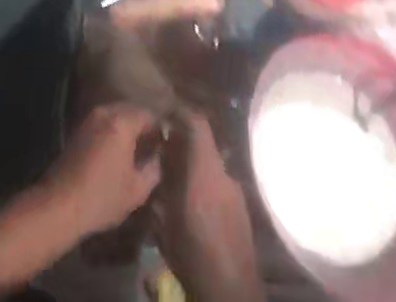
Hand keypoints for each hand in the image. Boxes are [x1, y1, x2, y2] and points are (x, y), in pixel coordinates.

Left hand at [39, 105, 162, 237]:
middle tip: (159, 144)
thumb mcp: (138, 189)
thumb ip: (153, 168)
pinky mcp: (79, 129)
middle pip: (130, 110)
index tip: (172, 142)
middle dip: (145, 124)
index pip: (148, 114)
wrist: (62, 201)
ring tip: (143, 147)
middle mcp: (103, 114)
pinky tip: (123, 148)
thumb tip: (160, 156)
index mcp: (120, 123)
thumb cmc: (104, 196)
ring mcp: (88, 119)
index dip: (162, 128)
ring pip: (116, 114)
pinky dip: (116, 129)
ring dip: (130, 125)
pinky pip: (104, 121)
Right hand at [159, 114, 263, 301]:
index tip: (158, 110)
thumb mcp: (166, 214)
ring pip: (208, 166)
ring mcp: (236, 196)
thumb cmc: (193, 250)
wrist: (231, 292)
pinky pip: (216, 185)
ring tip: (167, 176)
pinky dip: (200, 182)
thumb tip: (158, 152)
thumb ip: (163, 178)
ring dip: (189, 164)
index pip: (197, 123)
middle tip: (155, 148)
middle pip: (202, 145)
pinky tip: (185, 201)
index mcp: (207, 171)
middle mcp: (226, 176)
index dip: (178, 111)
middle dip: (179, 142)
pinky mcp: (240, 214)